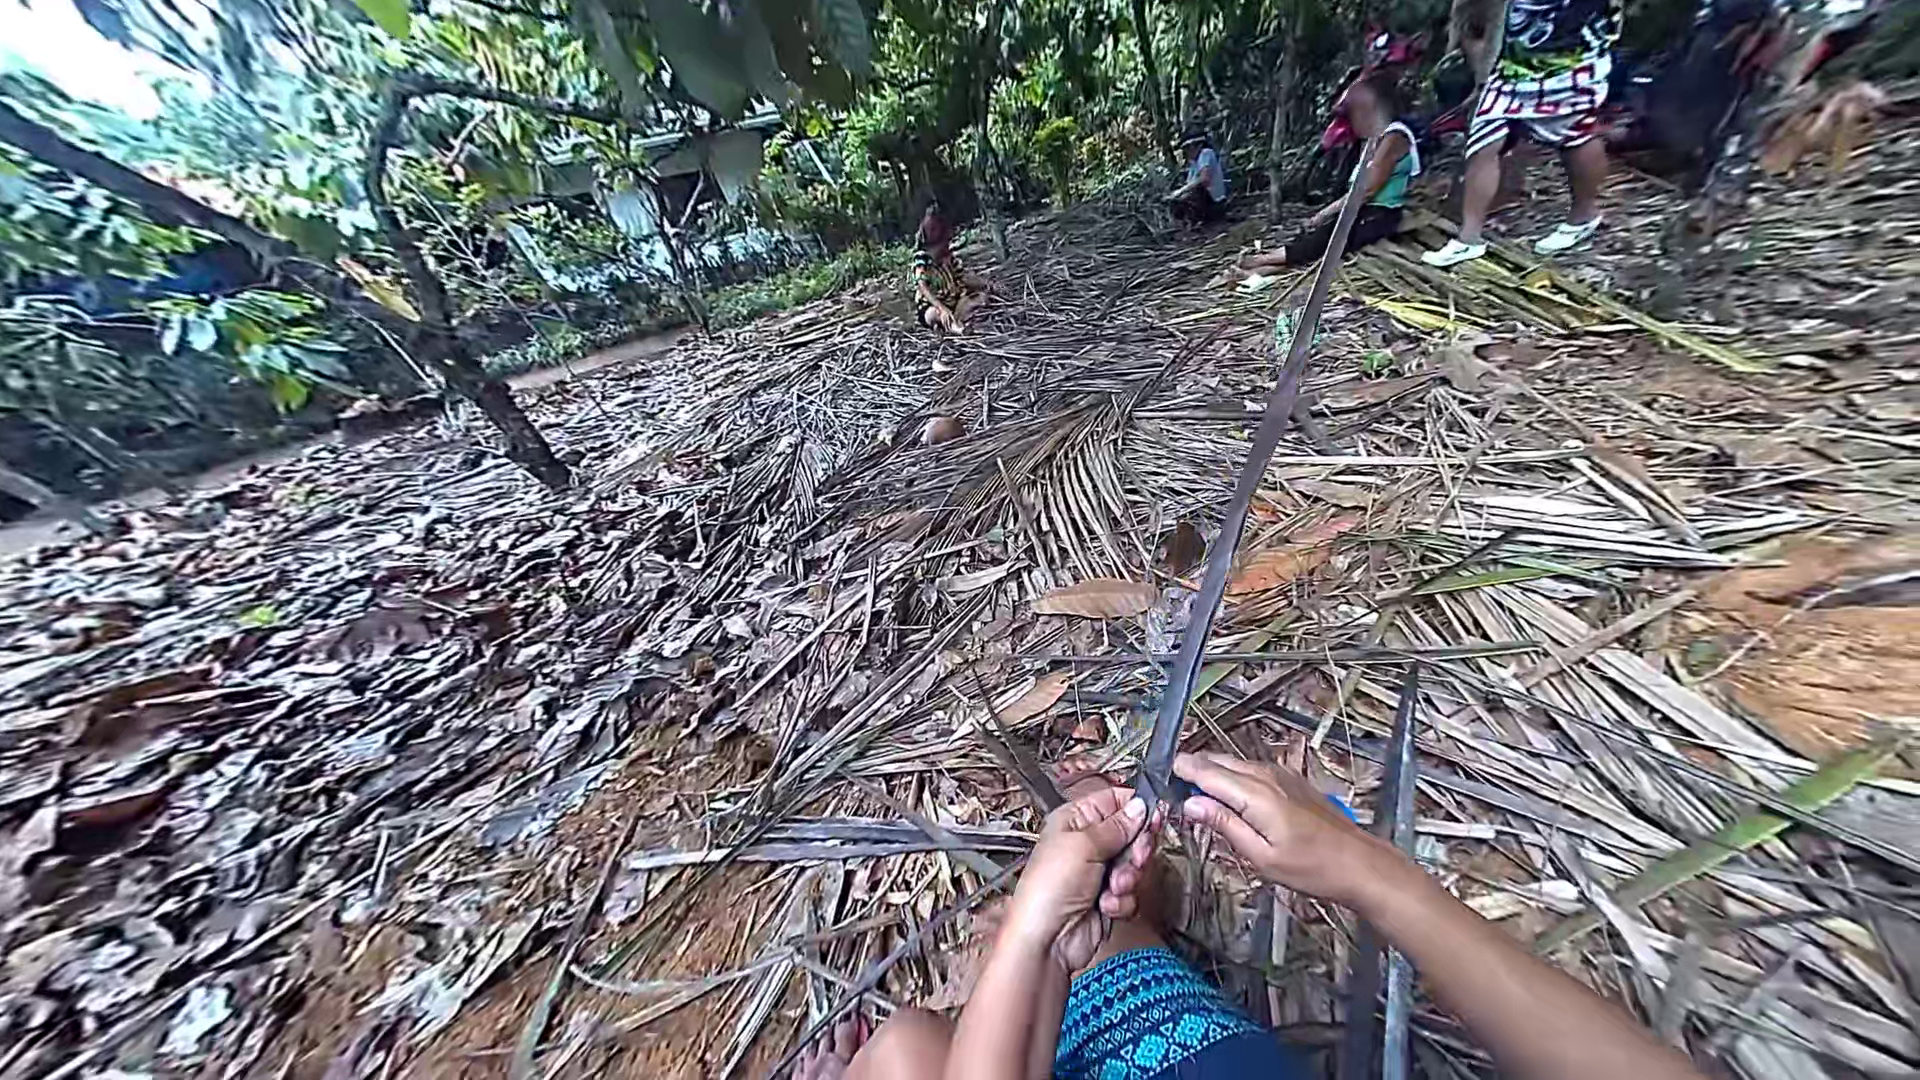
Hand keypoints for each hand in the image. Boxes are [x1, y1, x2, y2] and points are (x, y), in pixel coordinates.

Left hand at [1004, 786, 1154, 971]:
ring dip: (1128, 878)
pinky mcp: (1109, 897)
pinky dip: (1123, 901)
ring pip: (1135, 864)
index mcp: (1075, 818)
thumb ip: (1117, 826)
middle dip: (1136, 849)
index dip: (1136, 808)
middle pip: (1131, 833)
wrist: (1047, 940)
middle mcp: (1088, 842)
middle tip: (1134, 858)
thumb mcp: (1084, 846)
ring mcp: (1099, 870)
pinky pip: (1132, 892)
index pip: (1113, 801)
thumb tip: (1139, 805)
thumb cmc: (1050, 886)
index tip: (1154, 817)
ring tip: (1113, 886)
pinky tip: (1106, 906)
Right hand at [1175, 751, 1402, 905]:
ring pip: (1229, 762)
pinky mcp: (1286, 777)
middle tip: (1176, 795)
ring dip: (1210, 774)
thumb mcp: (1262, 857)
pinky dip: (1230, 776)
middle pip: (1213, 760)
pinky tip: (1230, 799)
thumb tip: (1188, 803)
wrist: (1363, 864)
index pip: (1203, 770)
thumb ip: (1223, 825)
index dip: (1179, 771)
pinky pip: (1246, 767)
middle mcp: (1262, 774)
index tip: (1162, 781)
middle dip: (1191, 771)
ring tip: (1200, 799)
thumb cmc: (1312, 868)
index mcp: (1253, 793)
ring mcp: (1276, 772)